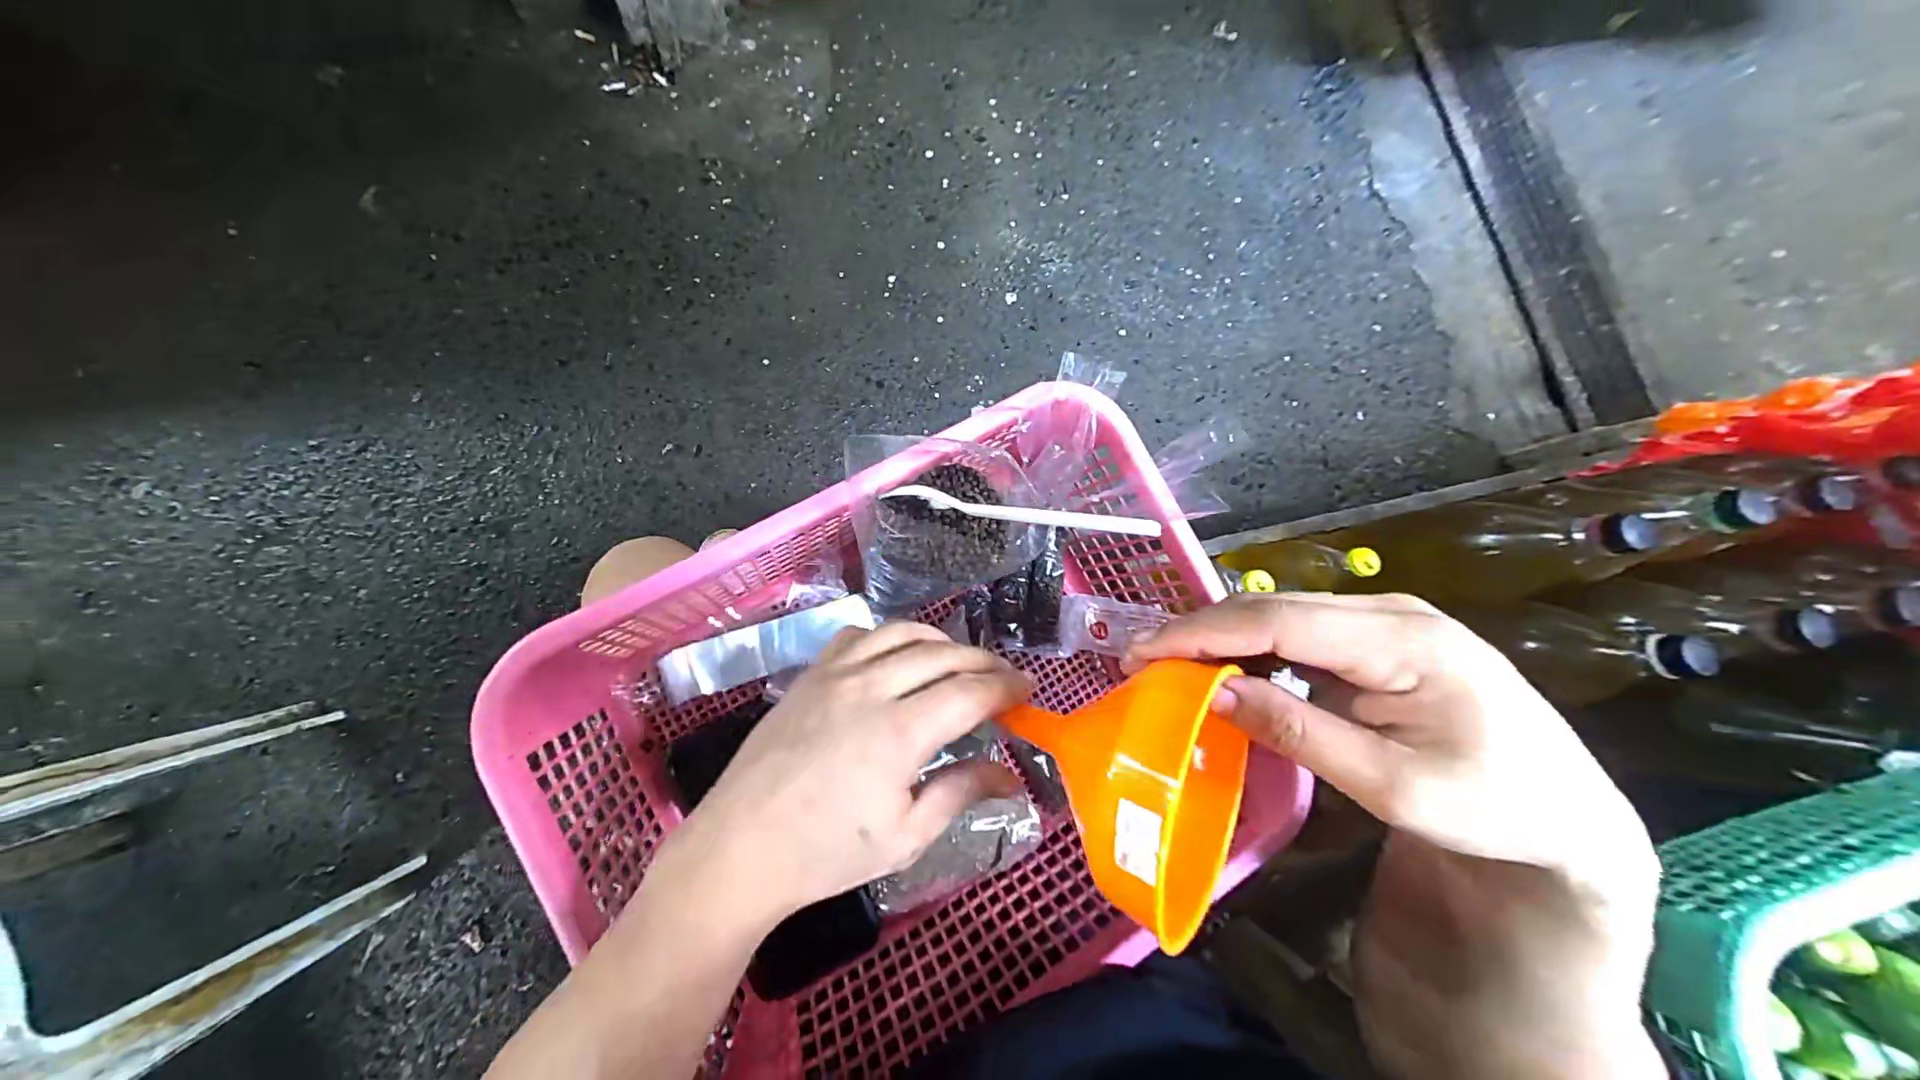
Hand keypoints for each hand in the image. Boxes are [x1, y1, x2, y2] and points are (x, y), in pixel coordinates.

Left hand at [665, 620, 1031, 930]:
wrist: (741, 846)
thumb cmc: (826, 853)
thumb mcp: (905, 837)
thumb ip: (960, 793)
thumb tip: (1010, 776)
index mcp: (899, 732)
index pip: (970, 692)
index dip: (1006, 686)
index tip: (1028, 690)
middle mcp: (871, 688)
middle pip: (943, 655)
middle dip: (984, 661)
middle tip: (1005, 677)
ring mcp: (836, 674)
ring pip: (903, 634)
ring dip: (942, 642)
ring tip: (960, 662)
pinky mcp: (811, 674)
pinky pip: (859, 635)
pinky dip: (891, 638)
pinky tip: (898, 657)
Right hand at [1126, 593, 1662, 1079]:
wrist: (1566, 814)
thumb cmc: (1492, 808)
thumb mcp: (1394, 786)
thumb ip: (1301, 734)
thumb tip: (1214, 695)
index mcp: (1402, 640)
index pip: (1277, 620)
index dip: (1202, 632)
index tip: (1142, 651)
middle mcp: (1388, 613)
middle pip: (1270, 609)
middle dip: (1198, 631)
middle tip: (1137, 659)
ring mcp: (1383, 623)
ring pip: (1277, 616)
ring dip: (1217, 638)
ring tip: (1164, 664)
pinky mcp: (1375, 642)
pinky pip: (1295, 635)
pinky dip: (1247, 650)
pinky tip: (1219, 670)